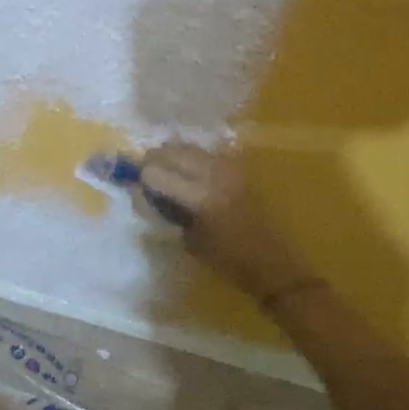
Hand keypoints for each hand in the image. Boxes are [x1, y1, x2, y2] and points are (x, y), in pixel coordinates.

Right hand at [139, 140, 316, 301]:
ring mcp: (228, 168)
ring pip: (187, 147)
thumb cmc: (227, 260)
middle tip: (147, 180)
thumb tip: (143, 191)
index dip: (140, 178)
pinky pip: (205, 154)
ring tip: (167, 177)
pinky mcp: (238, 168)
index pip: (154, 171)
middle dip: (153, 162)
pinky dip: (190, 159)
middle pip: (169, 151)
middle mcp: (214, 175)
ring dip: (171, 158)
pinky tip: (189, 176)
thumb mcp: (187, 240)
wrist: (273, 262)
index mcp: (199, 197)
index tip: (136, 188)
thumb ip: (164, 211)